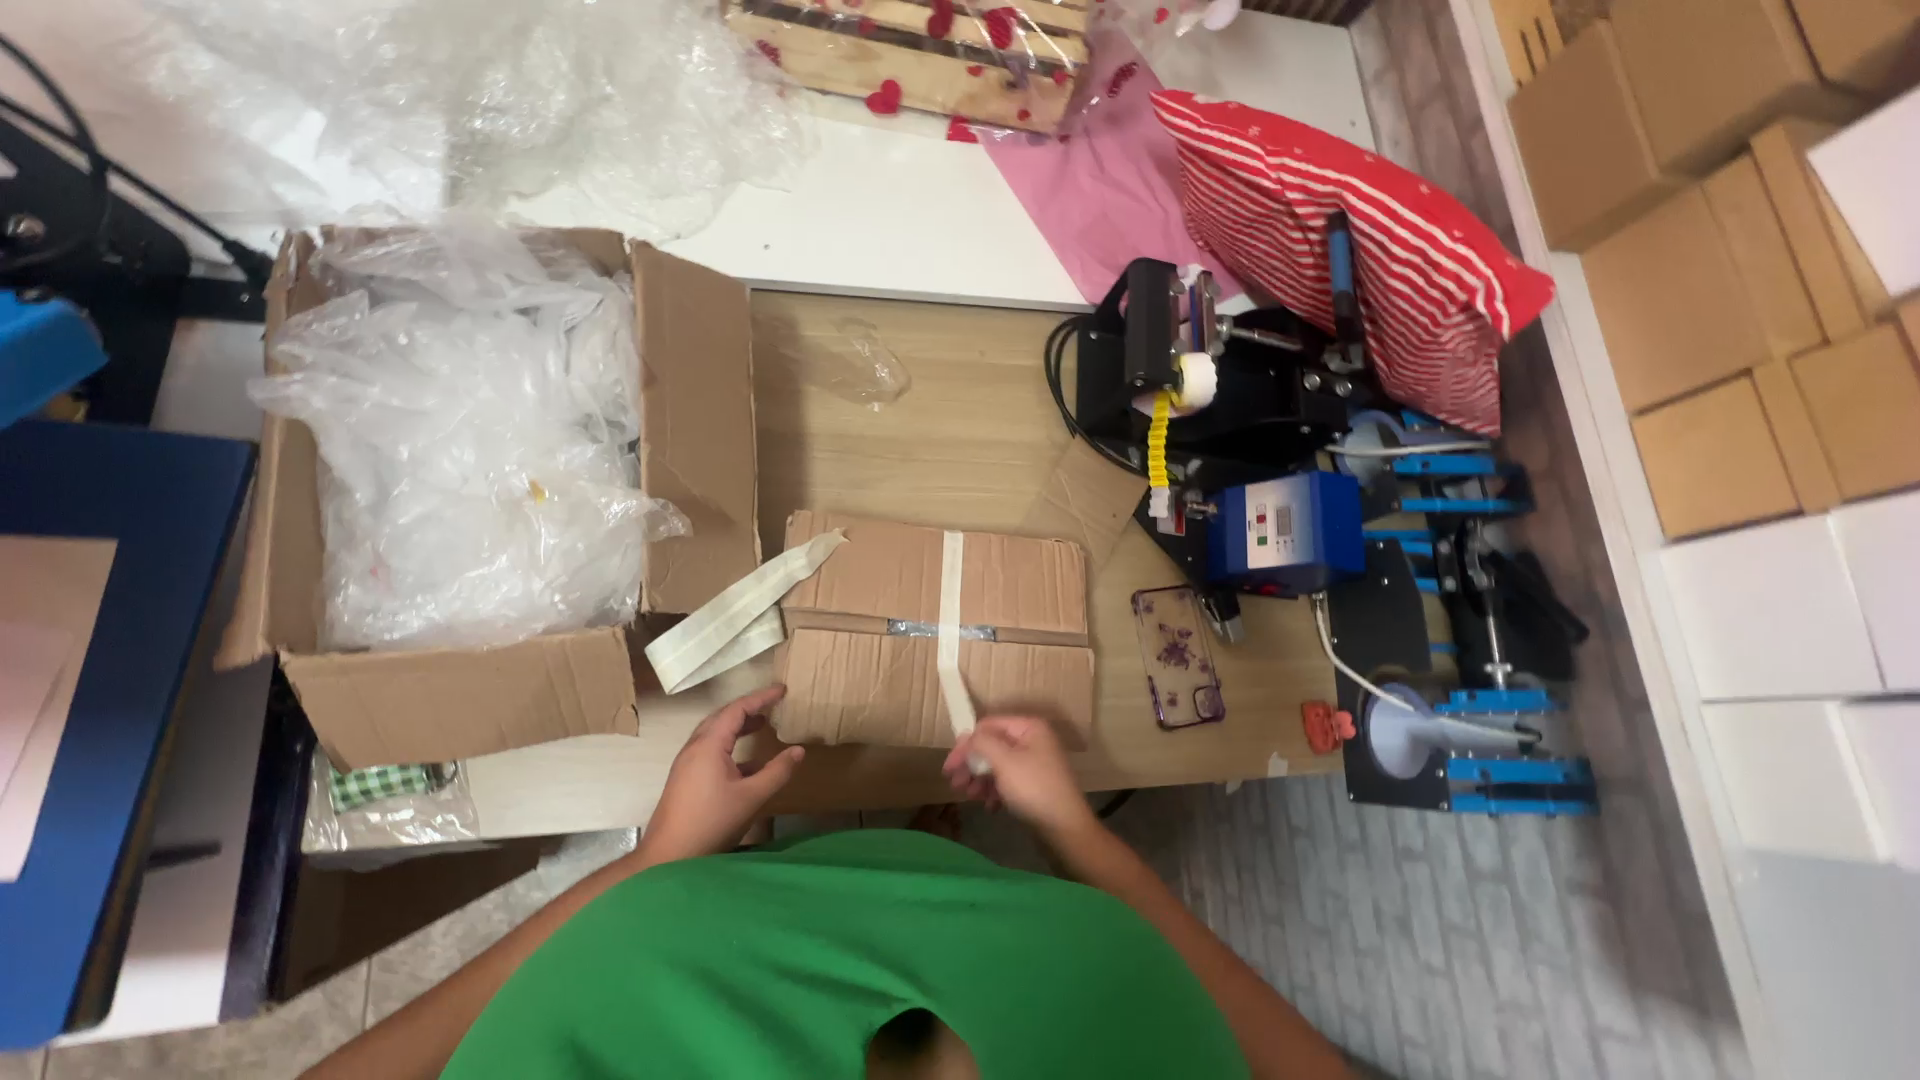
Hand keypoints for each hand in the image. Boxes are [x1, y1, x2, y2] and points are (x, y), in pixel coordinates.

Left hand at [639, 684, 803, 864]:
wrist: (668, 856)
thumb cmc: (711, 822)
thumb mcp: (751, 797)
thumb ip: (777, 772)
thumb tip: (799, 750)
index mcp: (709, 745)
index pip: (737, 710)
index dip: (760, 697)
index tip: (782, 690)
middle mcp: (694, 748)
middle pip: (722, 717)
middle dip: (748, 708)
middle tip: (772, 705)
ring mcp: (686, 764)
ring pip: (714, 734)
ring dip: (738, 726)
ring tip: (762, 726)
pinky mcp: (685, 779)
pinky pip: (710, 750)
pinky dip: (730, 745)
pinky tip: (748, 763)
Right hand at [942, 716, 1095, 839]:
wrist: (1065, 827)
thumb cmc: (1034, 788)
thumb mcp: (1004, 761)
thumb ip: (981, 743)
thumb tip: (966, 736)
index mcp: (1029, 728)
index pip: (988, 725)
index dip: (966, 744)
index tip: (950, 766)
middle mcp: (1033, 740)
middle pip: (992, 746)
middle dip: (972, 765)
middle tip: (955, 784)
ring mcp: (1035, 763)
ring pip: (998, 765)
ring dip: (980, 779)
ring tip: (970, 797)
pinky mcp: (1034, 784)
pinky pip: (1008, 780)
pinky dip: (995, 790)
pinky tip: (989, 805)